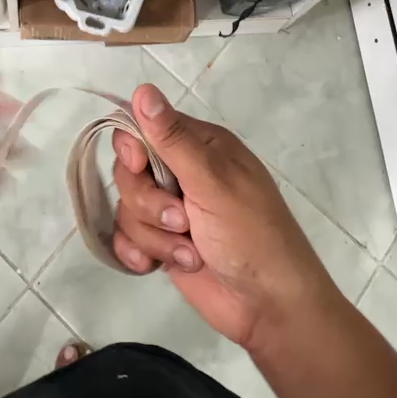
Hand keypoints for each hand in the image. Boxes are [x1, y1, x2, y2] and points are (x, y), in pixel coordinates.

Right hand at [110, 84, 340, 351]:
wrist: (270, 308)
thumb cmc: (251, 234)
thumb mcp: (213, 181)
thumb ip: (172, 138)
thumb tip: (143, 88)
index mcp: (200, 146)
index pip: (144, 126)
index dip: (132, 145)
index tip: (139, 165)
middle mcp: (182, 172)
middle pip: (129, 170)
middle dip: (148, 201)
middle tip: (180, 220)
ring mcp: (170, 210)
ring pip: (128, 206)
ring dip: (153, 234)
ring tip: (188, 251)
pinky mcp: (162, 243)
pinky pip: (126, 237)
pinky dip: (137, 252)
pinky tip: (153, 266)